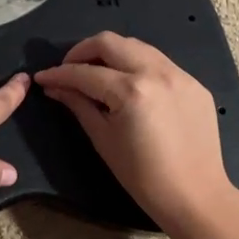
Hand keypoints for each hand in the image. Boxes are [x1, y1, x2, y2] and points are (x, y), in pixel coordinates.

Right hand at [35, 32, 230, 225]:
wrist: (195, 197)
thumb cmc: (142, 176)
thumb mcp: (103, 139)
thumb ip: (78, 104)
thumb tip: (54, 87)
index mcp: (131, 91)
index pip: (85, 73)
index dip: (59, 74)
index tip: (43, 77)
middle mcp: (156, 73)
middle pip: (110, 42)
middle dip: (82, 51)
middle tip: (69, 68)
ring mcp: (179, 75)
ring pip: (136, 46)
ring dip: (111, 53)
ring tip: (97, 72)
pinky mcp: (194, 83)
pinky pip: (159, 62)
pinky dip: (137, 65)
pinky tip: (129, 84)